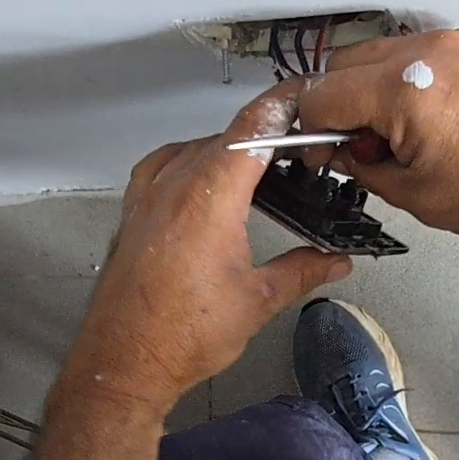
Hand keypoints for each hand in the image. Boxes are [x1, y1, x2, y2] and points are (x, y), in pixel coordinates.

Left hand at [56, 84, 352, 415]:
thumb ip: (302, 272)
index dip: (282, 106)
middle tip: (295, 151)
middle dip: (263, 137)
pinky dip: (189, 162)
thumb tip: (334, 262)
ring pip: (192, 148)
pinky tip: (201, 182)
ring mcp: (147, 197)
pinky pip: (162, 166)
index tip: (303, 97)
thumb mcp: (257, 301)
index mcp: (209, 198)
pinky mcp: (133, 214)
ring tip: (254, 168)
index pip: (252, 130)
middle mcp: (173, 187)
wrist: (124, 362)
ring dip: (225, 150)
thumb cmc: (178, 336)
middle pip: (225, 137)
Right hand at [298, 28, 458, 241]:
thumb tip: (339, 153)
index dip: (307, 129)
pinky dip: (406, 80)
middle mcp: (426, 52)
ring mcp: (455, 41)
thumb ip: (364, 168)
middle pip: (343, 64)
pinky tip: (427, 119)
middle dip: (336, 105)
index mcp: (403, 90)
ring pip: (381, 54)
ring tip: (398, 137)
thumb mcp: (418, 196)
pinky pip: (420, 53)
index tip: (314, 151)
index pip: (321, 94)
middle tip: (353, 148)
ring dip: (369, 90)